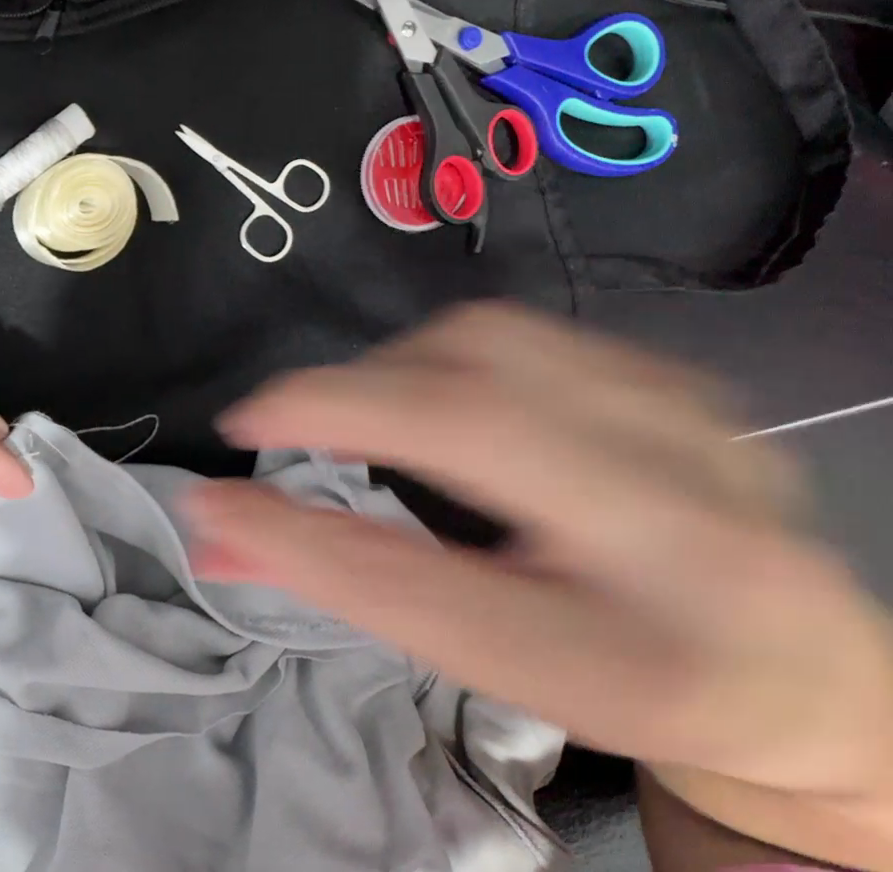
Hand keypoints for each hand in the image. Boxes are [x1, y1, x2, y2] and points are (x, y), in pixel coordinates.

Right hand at [186, 304, 892, 865]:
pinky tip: (429, 394)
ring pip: (498, 346)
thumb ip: (338, 587)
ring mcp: (700, 438)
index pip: (425, 583)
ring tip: (354, 411)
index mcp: (636, 646)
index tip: (215, 491)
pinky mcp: (684, 386)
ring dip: (388, 368)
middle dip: (341, 402)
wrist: (805, 673)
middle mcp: (692, 528)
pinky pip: (527, 334)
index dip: (300, 528)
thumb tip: (209, 530)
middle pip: (475, 415)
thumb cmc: (620, 681)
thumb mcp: (482, 666)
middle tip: (269, 422)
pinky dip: (441, 352)